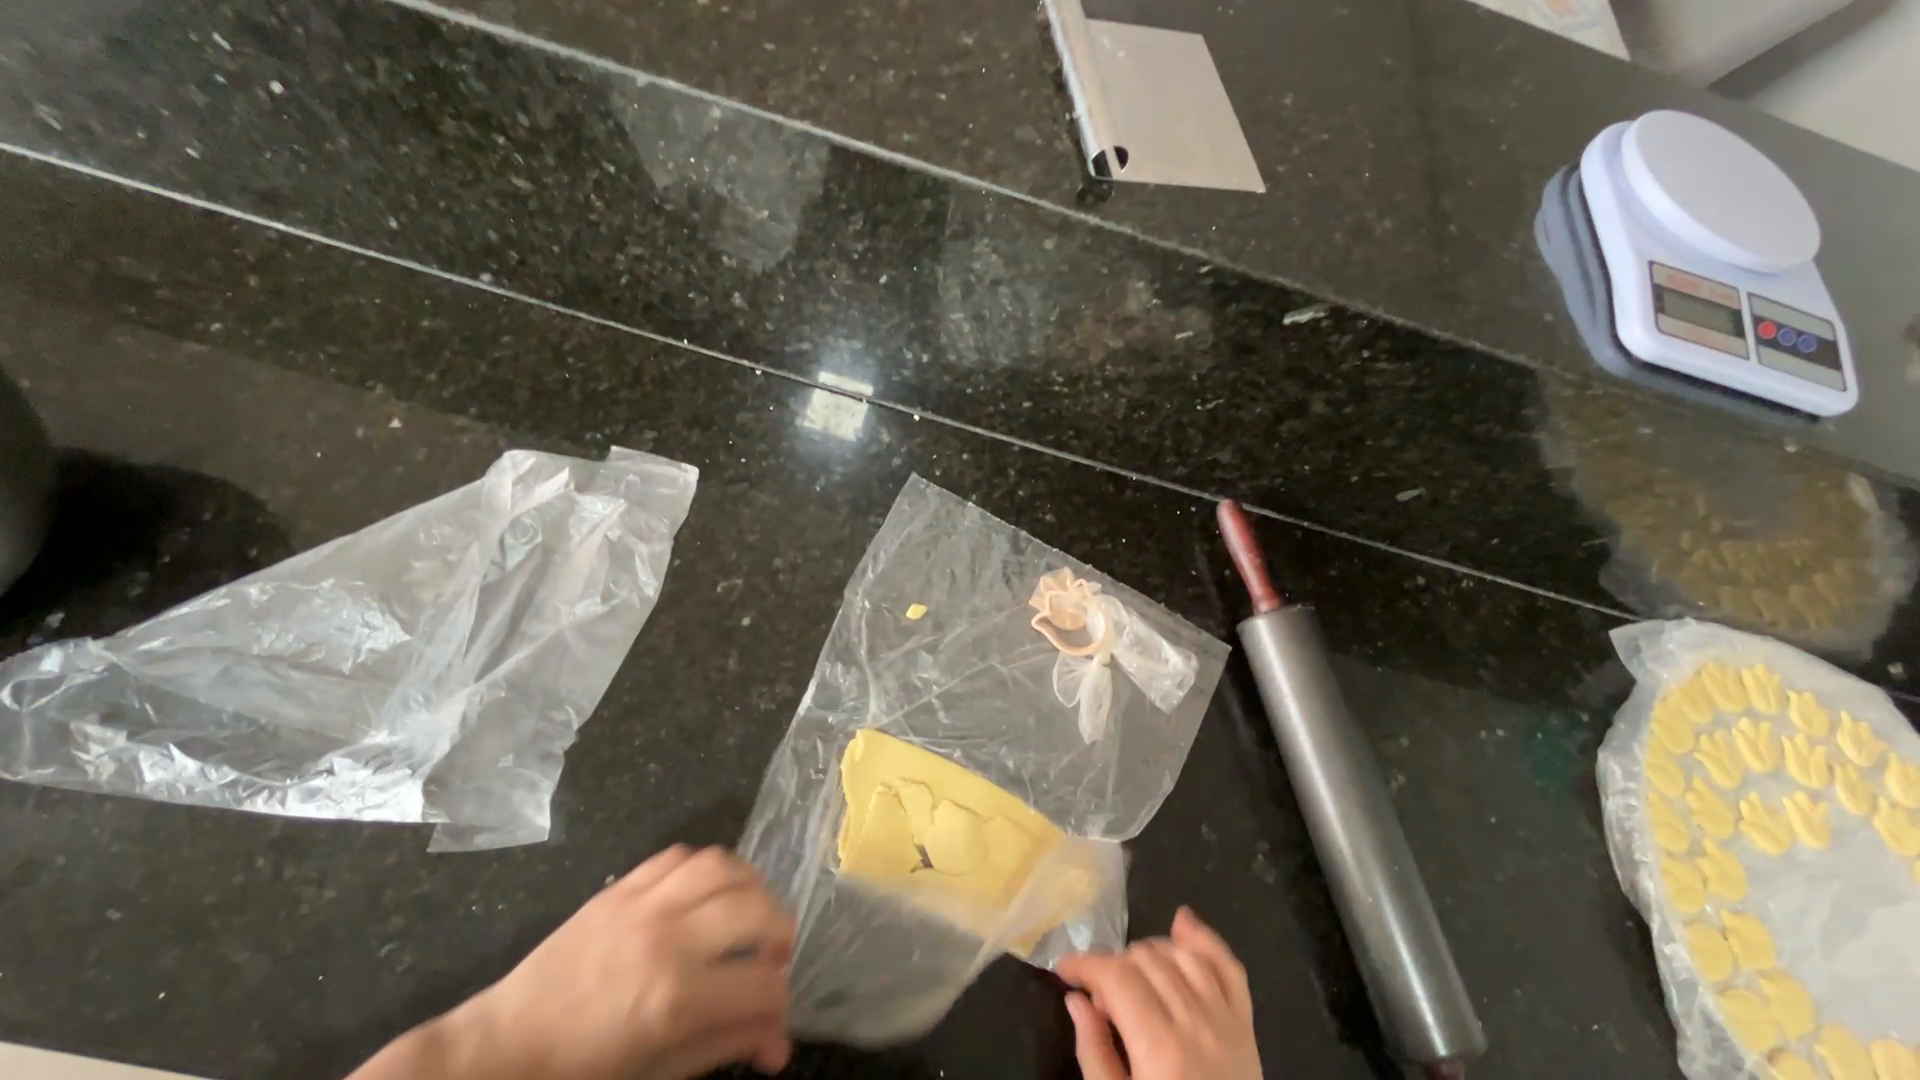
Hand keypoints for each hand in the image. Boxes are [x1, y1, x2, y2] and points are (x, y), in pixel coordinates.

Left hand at [352, 845, 796, 1079]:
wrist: (503, 1049)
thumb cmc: (583, 1072)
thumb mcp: (660, 1071)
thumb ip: (726, 1045)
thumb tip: (778, 1044)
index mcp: (677, 998)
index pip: (764, 985)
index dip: (779, 1003)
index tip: (770, 1018)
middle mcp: (668, 939)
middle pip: (757, 907)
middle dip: (781, 931)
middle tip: (770, 956)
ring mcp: (642, 905)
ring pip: (724, 865)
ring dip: (751, 886)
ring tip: (746, 914)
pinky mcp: (619, 888)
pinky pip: (679, 855)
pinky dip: (705, 869)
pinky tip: (704, 895)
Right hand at [1056, 907, 1260, 1079]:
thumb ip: (1094, 1052)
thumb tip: (1077, 1001)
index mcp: (1160, 1048)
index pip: (1115, 976)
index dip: (1083, 964)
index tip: (1062, 971)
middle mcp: (1196, 1022)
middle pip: (1145, 959)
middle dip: (1112, 965)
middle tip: (1098, 997)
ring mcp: (1226, 1021)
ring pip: (1180, 954)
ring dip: (1148, 954)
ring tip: (1131, 979)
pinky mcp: (1246, 1026)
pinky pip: (1227, 966)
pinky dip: (1204, 941)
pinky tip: (1181, 925)